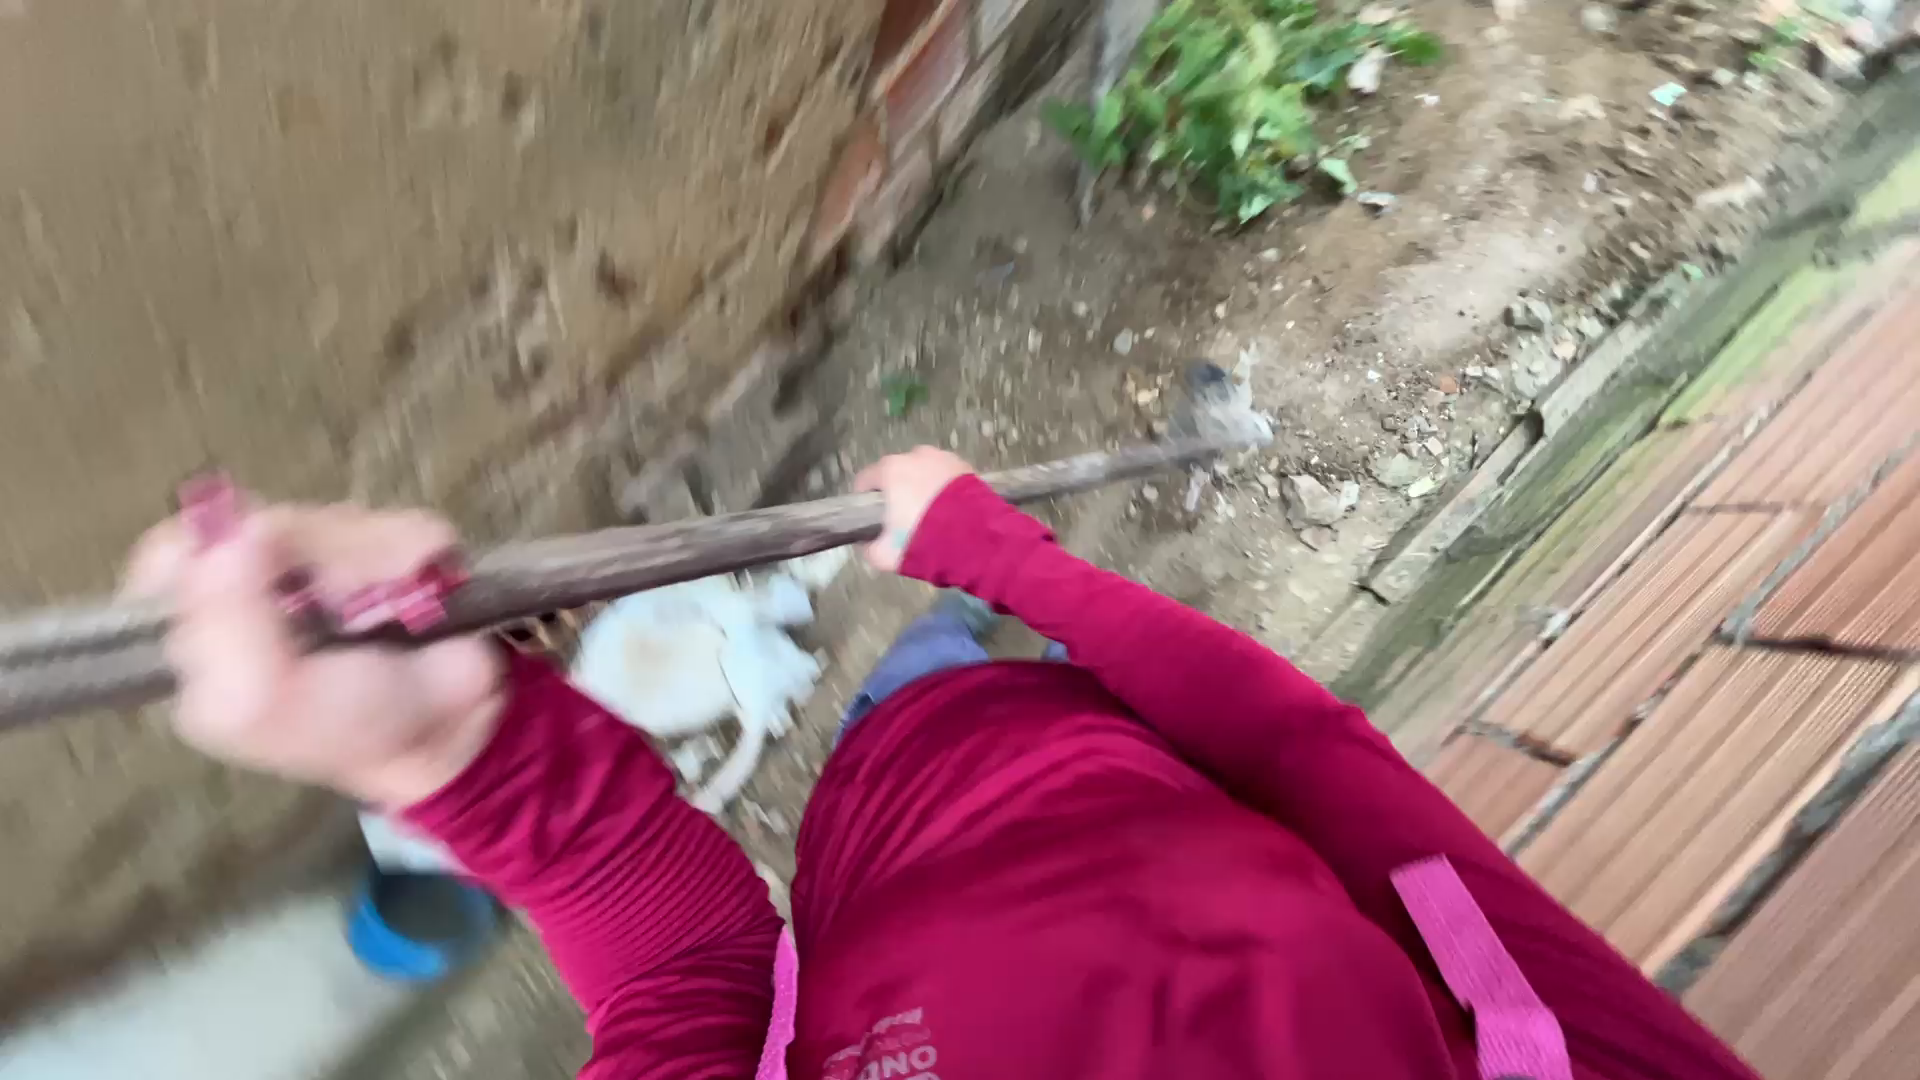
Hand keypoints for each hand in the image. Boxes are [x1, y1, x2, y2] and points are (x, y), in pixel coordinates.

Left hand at [125, 500, 503, 806]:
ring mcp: (339, 560)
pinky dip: (426, 561)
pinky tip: (426, 597)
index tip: (260, 576)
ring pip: (351, 522)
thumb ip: (226, 619)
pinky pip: (415, 526)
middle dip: (319, 569)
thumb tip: (241, 527)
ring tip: (394, 617)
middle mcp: (267, 579)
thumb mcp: (256, 699)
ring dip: (381, 571)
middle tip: (342, 617)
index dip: (223, 552)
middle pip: (277, 525)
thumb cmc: (342, 726)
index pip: (184, 546)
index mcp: (209, 616)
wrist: (448, 727)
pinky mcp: (405, 550)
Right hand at [852, 446, 974, 571]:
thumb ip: (868, 547)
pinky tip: (949, 509)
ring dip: (921, 488)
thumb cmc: (923, 541)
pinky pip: (944, 476)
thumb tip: (867, 542)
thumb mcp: (884, 555)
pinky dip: (942, 488)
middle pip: (895, 474)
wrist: (977, 540)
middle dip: (896, 494)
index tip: (873, 520)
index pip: (865, 481)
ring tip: (931, 515)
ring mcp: (942, 457)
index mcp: (889, 470)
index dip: (865, 502)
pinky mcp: (964, 465)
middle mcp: (914, 455)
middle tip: (905, 521)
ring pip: (921, 473)